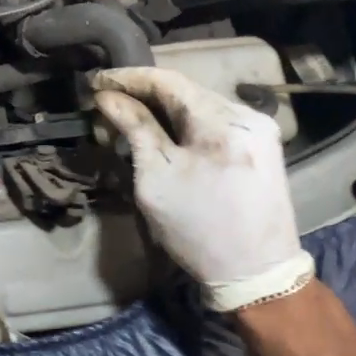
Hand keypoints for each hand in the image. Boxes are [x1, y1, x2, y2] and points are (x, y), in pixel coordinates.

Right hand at [92, 66, 312, 312]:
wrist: (259, 278)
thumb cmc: (200, 230)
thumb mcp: (156, 178)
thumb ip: (134, 128)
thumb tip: (107, 96)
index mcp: (224, 122)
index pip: (167, 80)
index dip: (127, 77)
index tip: (95, 81)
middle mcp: (246, 116)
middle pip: (184, 90)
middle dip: (142, 93)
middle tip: (106, 100)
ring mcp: (258, 129)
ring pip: (197, 103)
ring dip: (161, 107)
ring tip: (128, 114)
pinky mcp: (260, 145)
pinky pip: (212, 119)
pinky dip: (183, 121)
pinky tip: (161, 129)